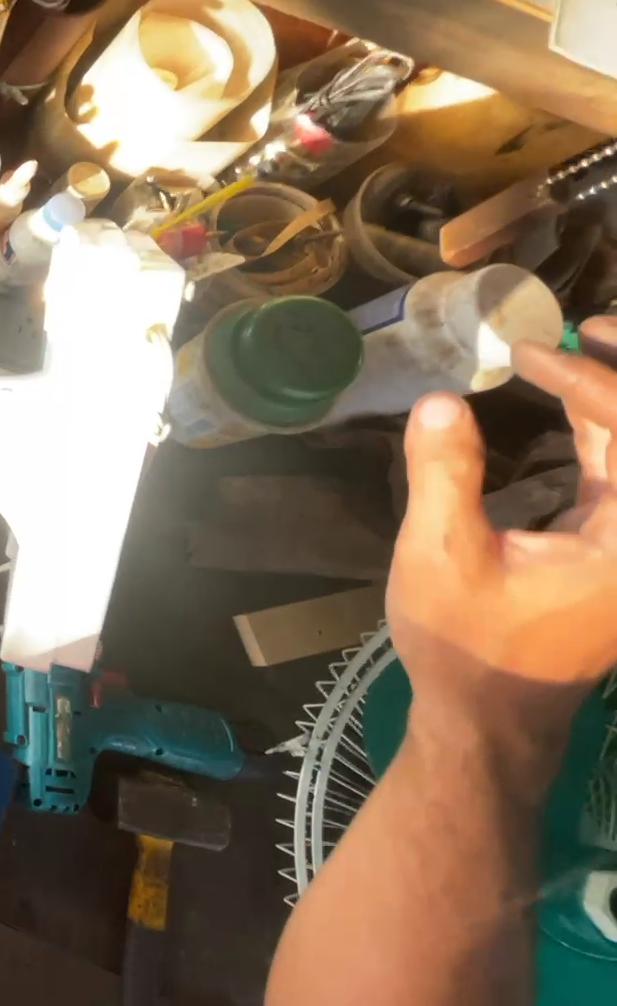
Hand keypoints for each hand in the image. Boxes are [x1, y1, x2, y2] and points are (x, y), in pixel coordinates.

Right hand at [386, 316, 616, 765]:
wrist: (491, 707)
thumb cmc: (465, 635)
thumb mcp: (441, 554)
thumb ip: (445, 477)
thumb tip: (436, 404)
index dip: (586, 383)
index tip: (523, 354)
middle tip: (587, 327)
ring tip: (583, 354)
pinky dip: (609, 437)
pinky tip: (580, 414)